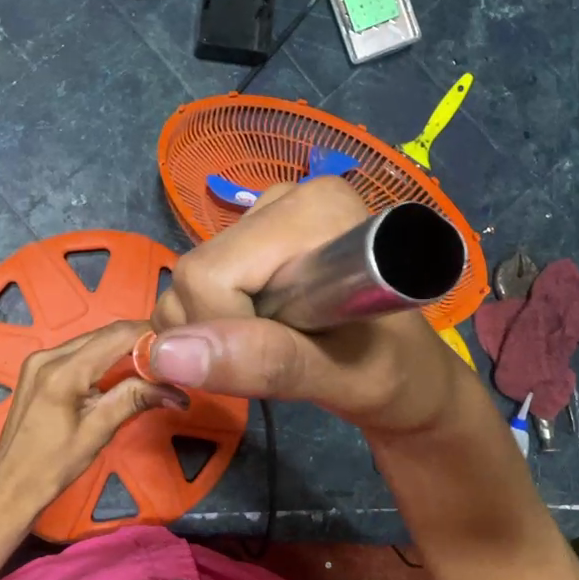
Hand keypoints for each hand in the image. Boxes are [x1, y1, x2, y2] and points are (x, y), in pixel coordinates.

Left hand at [0, 320, 189, 521]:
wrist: (10, 483)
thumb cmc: (52, 466)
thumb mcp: (98, 432)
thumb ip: (133, 399)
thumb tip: (176, 390)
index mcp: (63, 371)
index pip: (116, 336)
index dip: (150, 334)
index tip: (178, 344)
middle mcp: (48, 355)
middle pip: (104, 334)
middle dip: (139, 341)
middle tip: (171, 356)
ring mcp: (40, 358)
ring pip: (92, 340)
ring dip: (122, 347)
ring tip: (154, 363)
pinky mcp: (38, 366)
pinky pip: (79, 351)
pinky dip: (103, 355)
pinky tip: (122, 369)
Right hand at [149, 179, 467, 437]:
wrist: (413, 379)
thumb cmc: (394, 378)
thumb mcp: (339, 378)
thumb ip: (263, 361)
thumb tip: (165, 355)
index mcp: (312, 212)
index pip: (208, 274)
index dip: (224, 330)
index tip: (281, 358)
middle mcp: (282, 200)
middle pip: (192, 274)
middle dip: (219, 333)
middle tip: (282, 356)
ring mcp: (263, 217)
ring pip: (186, 285)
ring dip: (214, 334)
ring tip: (278, 346)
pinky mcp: (250, 240)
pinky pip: (194, 287)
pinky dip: (213, 325)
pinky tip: (262, 332)